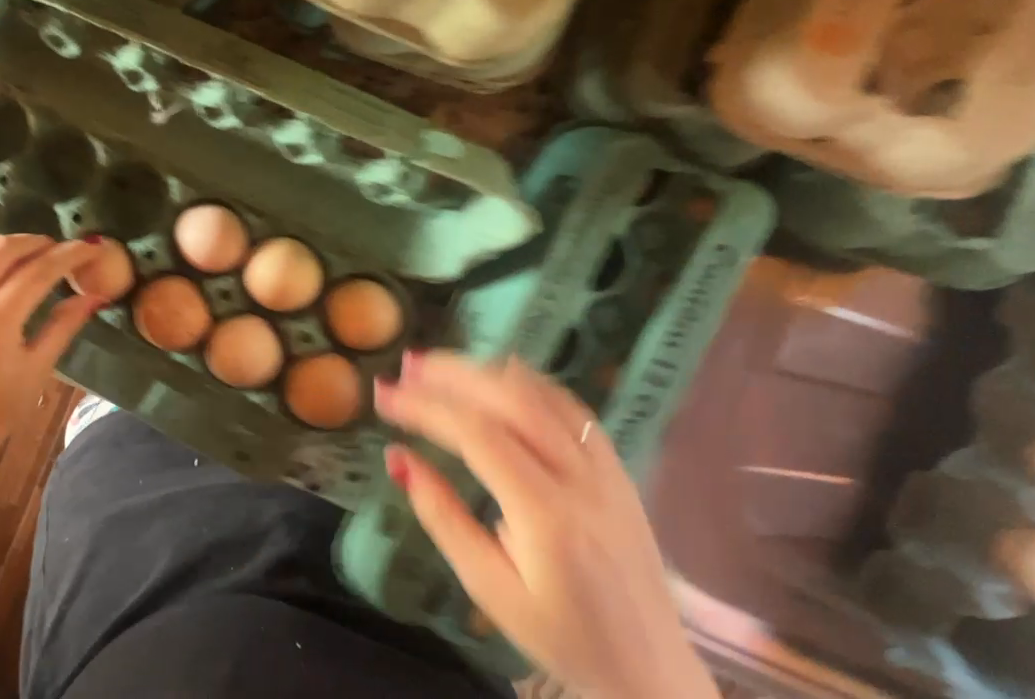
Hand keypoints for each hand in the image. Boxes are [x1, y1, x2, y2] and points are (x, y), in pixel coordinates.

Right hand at [374, 352, 717, 698]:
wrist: (651, 669)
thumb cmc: (561, 635)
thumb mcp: (489, 587)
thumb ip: (442, 516)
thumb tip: (397, 458)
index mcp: (548, 516)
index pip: (478, 435)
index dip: (425, 407)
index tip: (383, 396)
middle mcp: (583, 480)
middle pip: (512, 400)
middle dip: (452, 375)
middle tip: (405, 366)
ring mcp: (607, 470)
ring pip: (542, 395)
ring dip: (485, 372)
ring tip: (438, 366)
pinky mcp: (618, 469)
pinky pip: (570, 408)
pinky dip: (525, 384)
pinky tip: (495, 379)